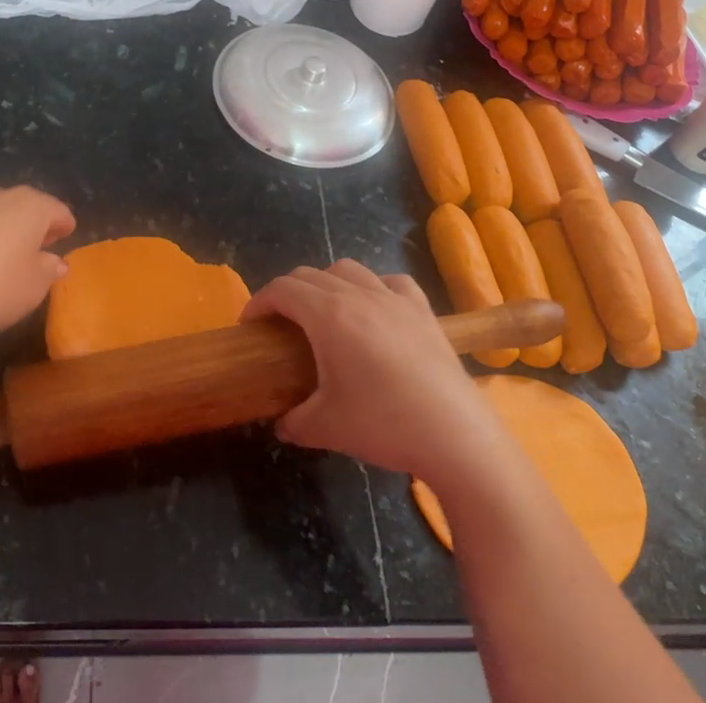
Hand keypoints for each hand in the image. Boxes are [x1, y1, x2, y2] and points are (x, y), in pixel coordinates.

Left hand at [0, 184, 74, 353]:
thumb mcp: (33, 287)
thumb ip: (48, 271)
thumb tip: (55, 261)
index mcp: (31, 206)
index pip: (57, 210)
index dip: (64, 225)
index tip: (67, 236)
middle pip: (22, 206)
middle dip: (31, 225)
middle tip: (36, 247)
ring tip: (0, 258)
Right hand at [243, 261, 494, 481]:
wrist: (456, 436)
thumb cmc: (383, 425)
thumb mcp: (324, 428)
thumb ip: (293, 421)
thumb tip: (283, 423)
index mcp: (329, 316)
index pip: (282, 290)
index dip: (258, 302)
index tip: (249, 327)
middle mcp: (360, 296)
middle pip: (311, 274)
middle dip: (287, 293)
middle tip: (278, 325)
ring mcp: (396, 300)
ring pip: (350, 269)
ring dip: (326, 283)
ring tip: (322, 313)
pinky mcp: (424, 313)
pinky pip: (391, 282)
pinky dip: (372, 287)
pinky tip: (374, 309)